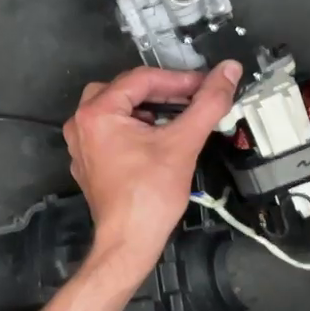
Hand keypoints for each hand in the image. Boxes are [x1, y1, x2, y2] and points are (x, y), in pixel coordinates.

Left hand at [64, 62, 243, 282]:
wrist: (129, 240)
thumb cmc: (151, 193)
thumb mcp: (183, 142)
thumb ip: (208, 102)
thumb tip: (228, 71)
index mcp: (96, 113)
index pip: (140, 79)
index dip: (178, 79)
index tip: (206, 84)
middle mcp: (80, 124)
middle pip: (124, 90)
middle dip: (159, 91)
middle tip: (190, 98)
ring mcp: (80, 145)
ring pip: (115, 110)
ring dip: (146, 108)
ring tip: (177, 117)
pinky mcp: (87, 163)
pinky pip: (109, 132)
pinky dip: (133, 128)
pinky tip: (157, 139)